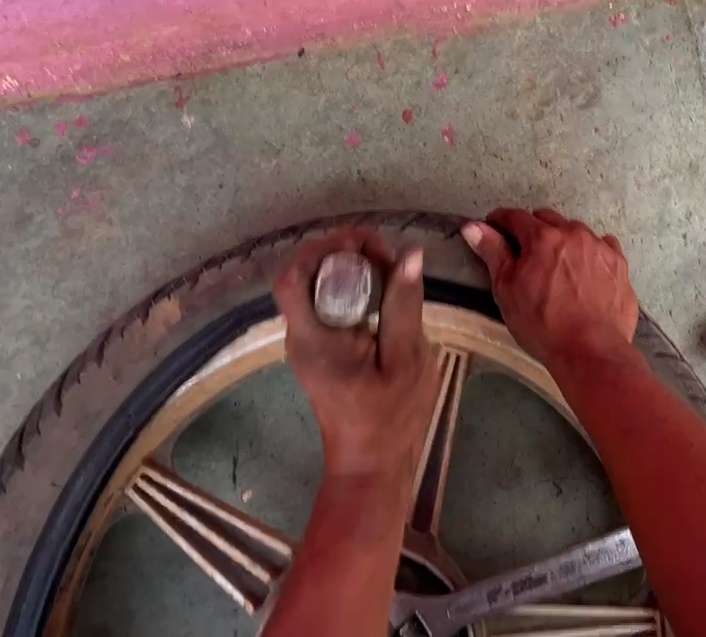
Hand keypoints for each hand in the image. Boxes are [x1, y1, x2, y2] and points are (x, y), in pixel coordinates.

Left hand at [272, 233, 440, 479]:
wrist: (372, 462)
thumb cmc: (391, 417)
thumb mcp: (407, 359)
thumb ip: (404, 304)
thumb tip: (411, 253)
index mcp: (314, 338)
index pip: (293, 277)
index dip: (324, 248)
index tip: (367, 244)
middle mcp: (300, 335)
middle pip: (302, 274)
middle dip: (341, 251)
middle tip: (385, 254)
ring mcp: (307, 341)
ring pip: (312, 285)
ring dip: (347, 266)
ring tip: (387, 266)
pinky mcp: (319, 346)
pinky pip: (324, 300)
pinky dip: (349, 284)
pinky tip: (381, 289)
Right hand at [461, 208, 638, 372]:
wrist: (591, 351)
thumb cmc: (542, 323)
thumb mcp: (507, 290)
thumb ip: (493, 252)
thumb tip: (473, 226)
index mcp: (543, 237)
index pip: (516, 217)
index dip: (501, 220)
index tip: (494, 226)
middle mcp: (573, 233)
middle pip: (547, 219)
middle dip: (533, 229)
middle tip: (525, 251)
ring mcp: (600, 247)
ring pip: (576, 231)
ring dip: (563, 239)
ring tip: (557, 263)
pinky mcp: (620, 264)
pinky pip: (603, 246)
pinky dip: (591, 252)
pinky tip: (587, 269)